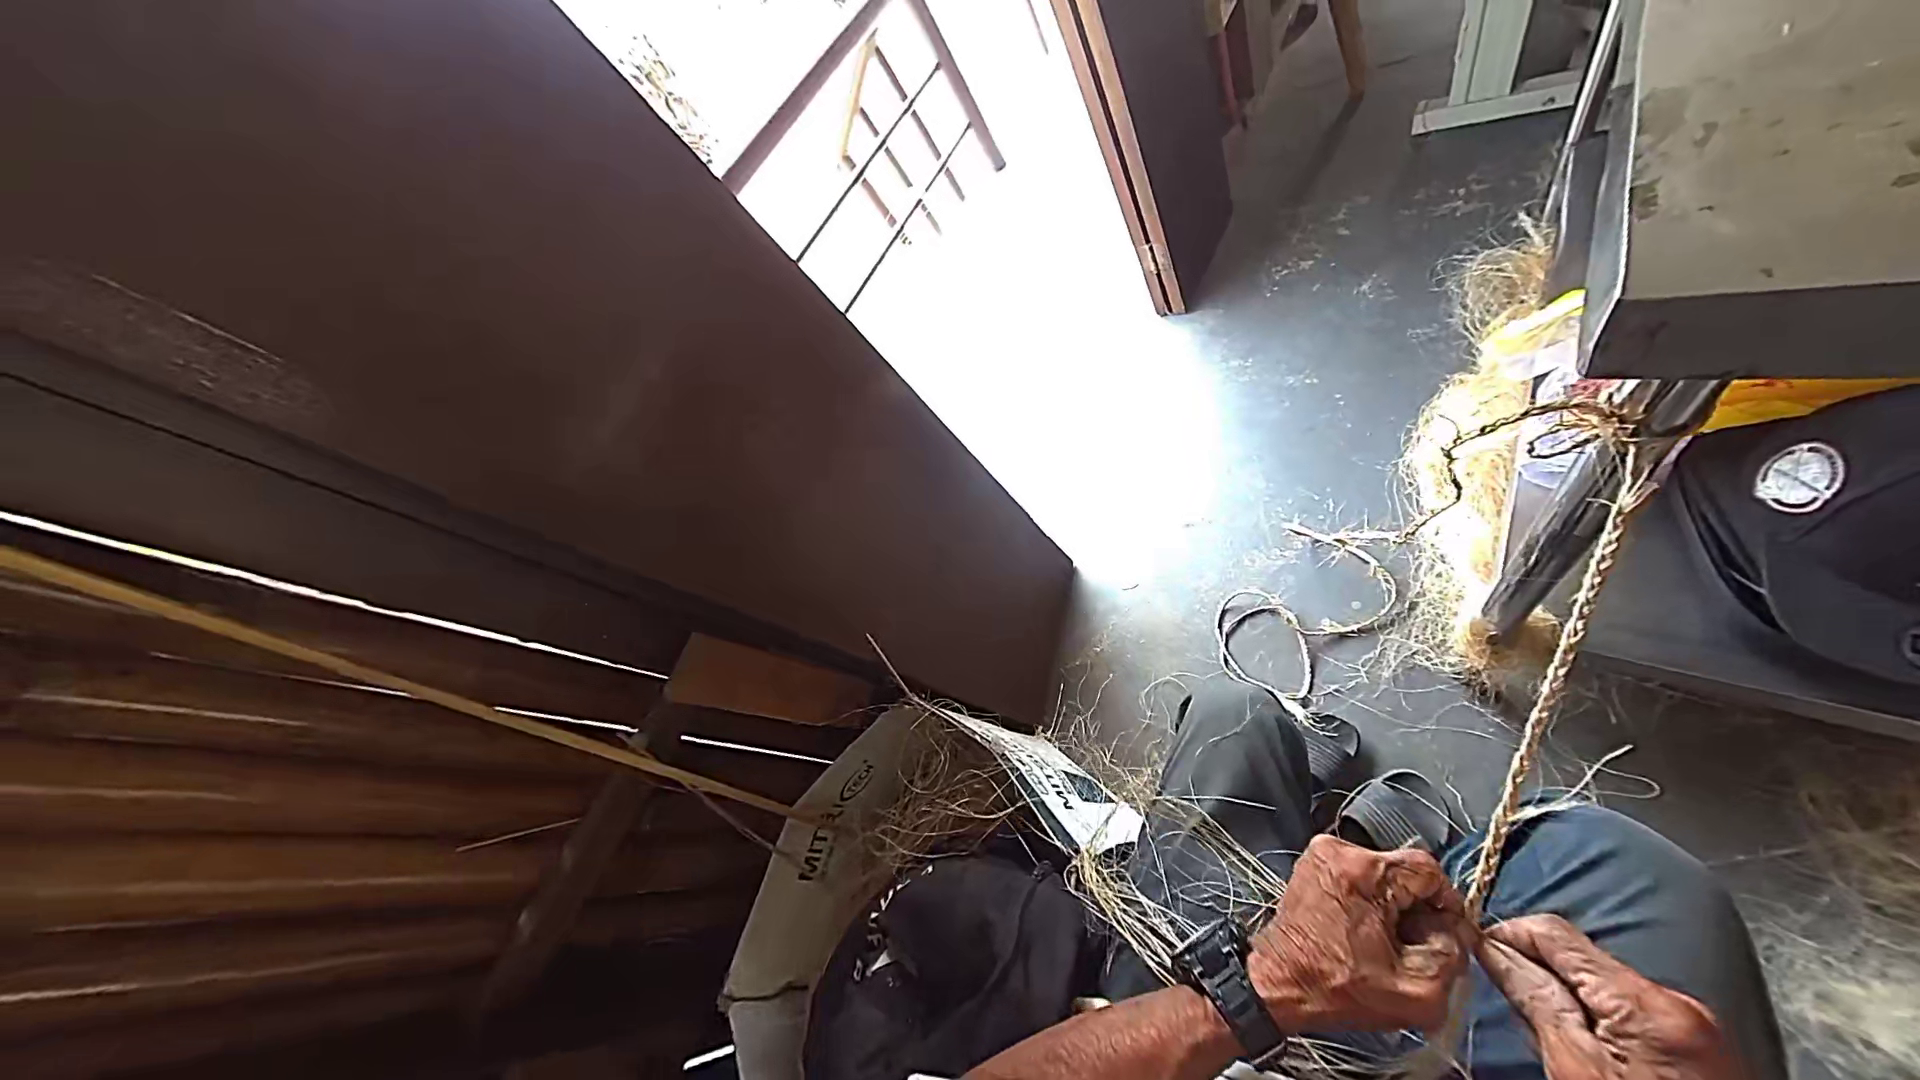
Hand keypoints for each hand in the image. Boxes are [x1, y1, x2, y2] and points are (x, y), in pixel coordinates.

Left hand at [1246, 834, 1472, 1032]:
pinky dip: (1370, 899)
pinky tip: (1363, 929)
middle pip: (1403, 869)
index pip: (1428, 868)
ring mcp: (1320, 853)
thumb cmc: (1340, 987)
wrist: (1283, 980)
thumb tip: (1455, 927)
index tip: (1442, 933)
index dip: (1446, 903)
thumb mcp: (1419, 991)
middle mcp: (1337, 850)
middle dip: (1417, 907)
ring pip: (1383, 873)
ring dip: (1393, 904)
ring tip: (1383, 940)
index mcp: (1361, 871)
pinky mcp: (1313, 863)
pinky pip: (1359, 874)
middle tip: (1409, 944)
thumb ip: (1453, 953)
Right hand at [1478, 915, 1746, 1079]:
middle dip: (1537, 968)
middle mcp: (1676, 1001)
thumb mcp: (1574, 1068)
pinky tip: (1587, 1046)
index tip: (1479, 954)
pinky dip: (1595, 1014)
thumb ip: (1534, 998)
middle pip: (1578, 955)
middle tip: (1514, 1004)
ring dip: (1564, 992)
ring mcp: (1694, 1024)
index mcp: (1646, 1003)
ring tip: (1550, 1031)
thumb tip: (1491, 948)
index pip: (1552, 931)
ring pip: (1599, 980)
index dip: (1507, 935)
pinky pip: (1627, 1006)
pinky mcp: (1699, 1044)